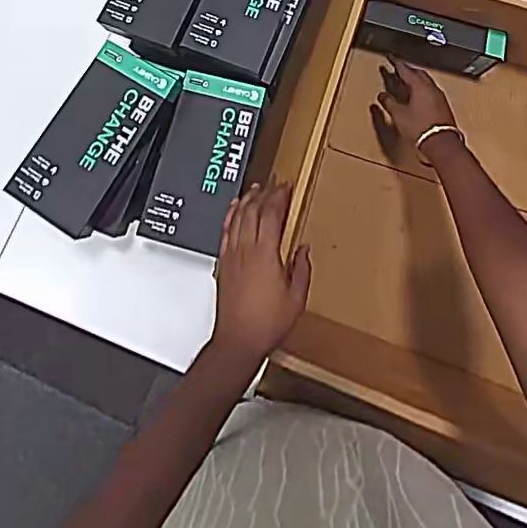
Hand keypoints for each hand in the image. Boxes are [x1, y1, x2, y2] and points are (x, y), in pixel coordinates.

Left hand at [209, 184, 311, 364]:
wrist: (237, 342)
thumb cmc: (265, 323)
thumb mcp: (296, 297)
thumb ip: (302, 269)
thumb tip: (303, 250)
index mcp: (265, 254)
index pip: (271, 213)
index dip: (279, 197)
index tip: (286, 188)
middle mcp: (245, 251)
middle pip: (253, 210)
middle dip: (265, 193)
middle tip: (275, 185)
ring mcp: (231, 256)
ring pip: (237, 217)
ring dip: (247, 200)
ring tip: (255, 189)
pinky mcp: (223, 264)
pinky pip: (225, 231)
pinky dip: (231, 215)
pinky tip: (234, 209)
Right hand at [372, 58, 456, 149]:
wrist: (441, 141)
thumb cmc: (420, 127)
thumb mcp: (399, 115)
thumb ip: (390, 103)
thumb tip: (383, 96)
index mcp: (419, 86)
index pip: (406, 69)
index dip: (397, 63)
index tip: (391, 58)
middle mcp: (431, 88)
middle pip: (418, 73)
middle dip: (407, 69)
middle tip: (398, 68)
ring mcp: (439, 96)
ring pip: (426, 81)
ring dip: (416, 79)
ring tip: (406, 81)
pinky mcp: (443, 105)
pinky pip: (431, 90)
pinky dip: (422, 88)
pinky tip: (418, 96)